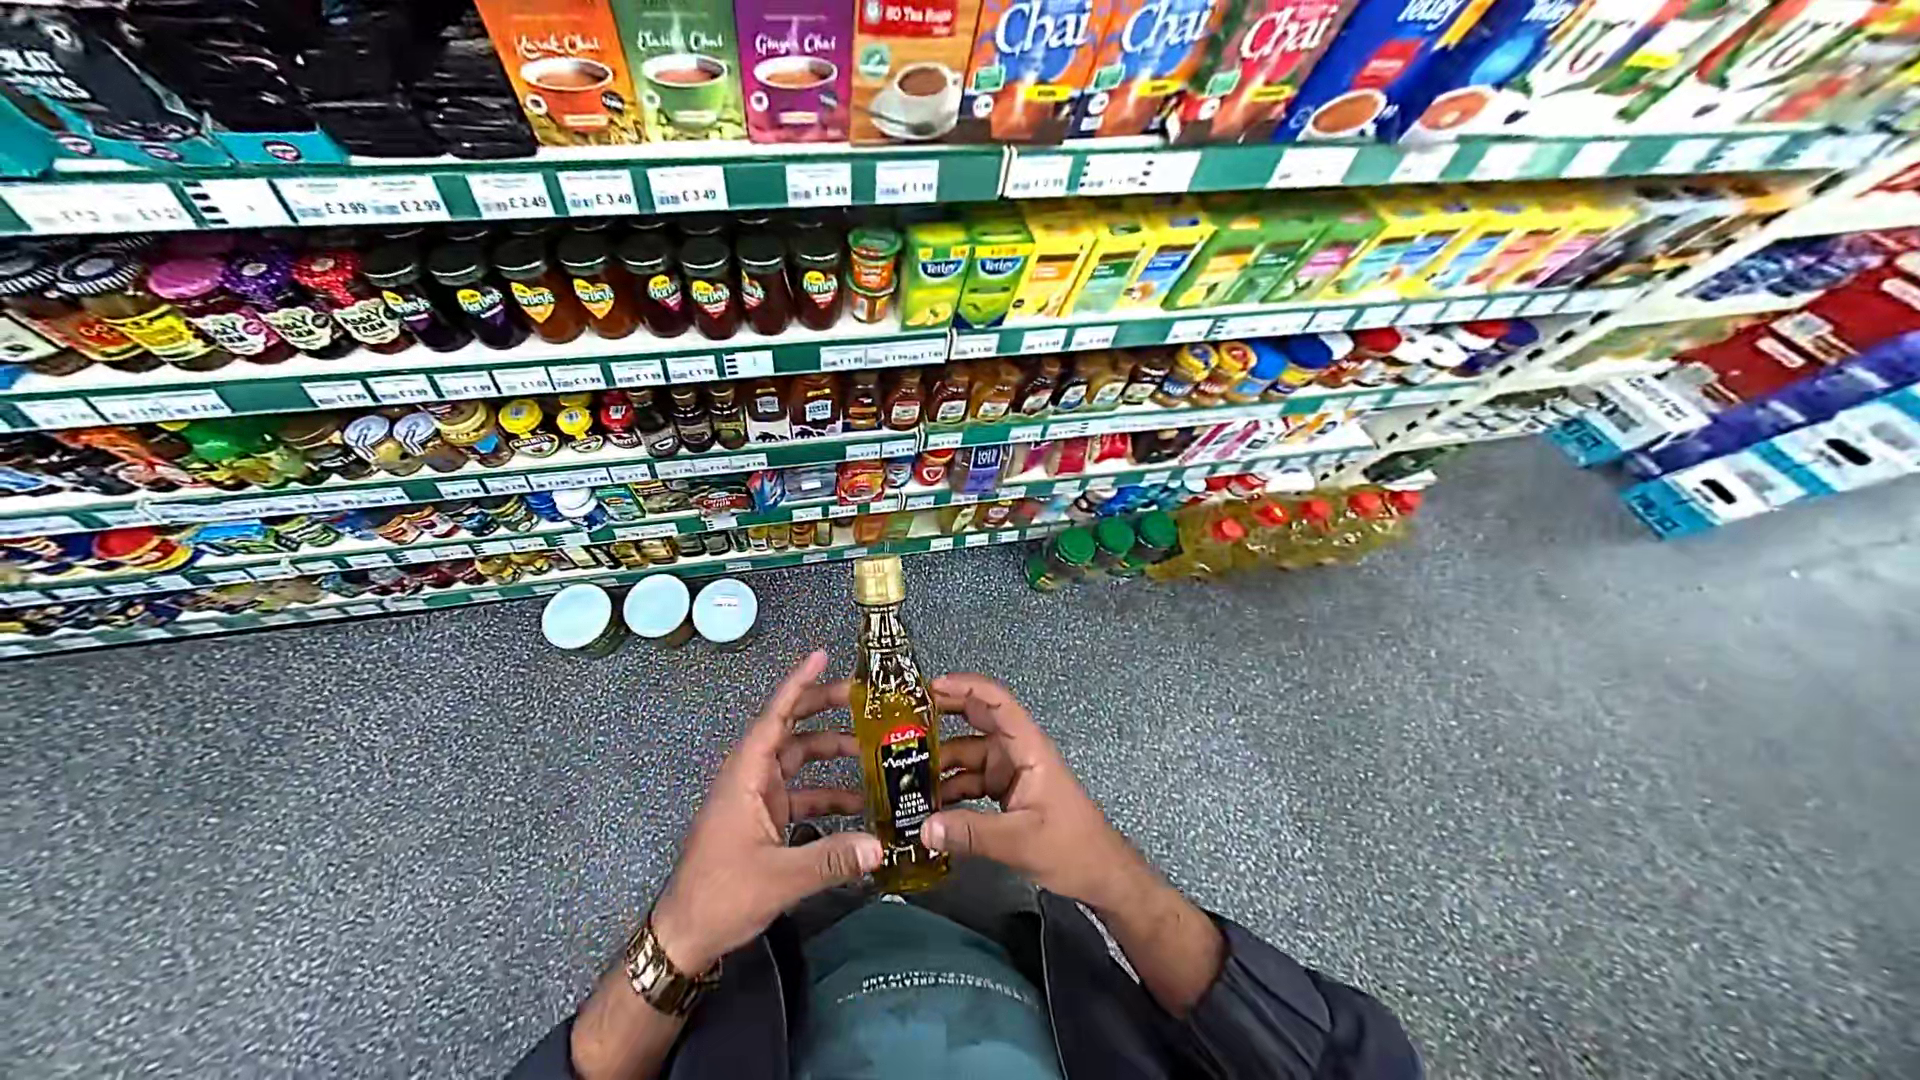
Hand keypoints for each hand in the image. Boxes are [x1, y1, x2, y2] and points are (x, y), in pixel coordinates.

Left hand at [650, 650, 882, 973]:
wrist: (684, 937)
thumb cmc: (721, 895)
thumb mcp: (779, 878)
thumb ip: (831, 860)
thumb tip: (880, 847)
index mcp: (745, 776)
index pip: (775, 718)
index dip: (798, 684)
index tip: (822, 657)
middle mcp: (751, 777)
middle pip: (790, 729)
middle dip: (824, 710)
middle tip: (863, 698)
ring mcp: (757, 798)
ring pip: (798, 760)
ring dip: (831, 753)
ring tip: (871, 750)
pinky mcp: (763, 819)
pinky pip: (801, 793)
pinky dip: (827, 793)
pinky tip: (858, 805)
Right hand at [922, 673, 1155, 910]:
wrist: (1100, 875)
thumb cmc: (1072, 848)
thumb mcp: (1020, 841)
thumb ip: (970, 834)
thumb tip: (925, 828)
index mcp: (1029, 748)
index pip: (998, 703)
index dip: (966, 687)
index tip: (932, 686)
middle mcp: (1017, 753)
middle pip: (978, 721)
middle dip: (942, 716)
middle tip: (903, 720)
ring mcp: (1010, 772)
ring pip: (968, 755)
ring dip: (939, 762)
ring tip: (903, 772)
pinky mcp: (1005, 792)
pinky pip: (970, 781)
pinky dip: (948, 789)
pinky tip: (925, 804)